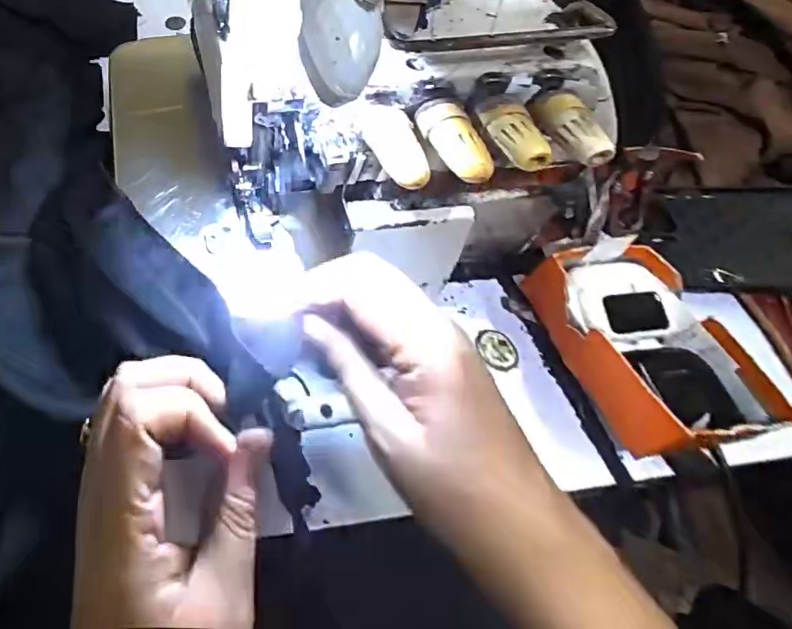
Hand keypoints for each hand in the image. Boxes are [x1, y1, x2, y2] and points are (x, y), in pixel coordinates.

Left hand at [72, 357, 272, 628]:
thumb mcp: (222, 594)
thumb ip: (239, 509)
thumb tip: (259, 435)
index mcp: (119, 515)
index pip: (134, 414)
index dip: (189, 411)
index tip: (228, 452)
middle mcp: (96, 489)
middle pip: (122, 387)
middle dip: (183, 379)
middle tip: (225, 414)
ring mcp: (95, 488)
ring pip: (117, 396)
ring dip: (172, 388)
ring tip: (214, 419)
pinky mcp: (105, 494)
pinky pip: (122, 422)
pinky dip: (162, 408)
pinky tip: (193, 438)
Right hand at [298, 255, 561, 546]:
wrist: (518, 519)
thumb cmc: (451, 490)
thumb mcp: (388, 434)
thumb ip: (347, 368)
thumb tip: (306, 324)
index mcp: (426, 339)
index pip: (358, 284)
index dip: (311, 290)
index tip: (273, 313)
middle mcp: (437, 320)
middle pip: (371, 272)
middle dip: (323, 284)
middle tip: (283, 316)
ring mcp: (444, 331)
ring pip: (383, 286)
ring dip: (340, 296)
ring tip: (301, 326)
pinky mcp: (444, 346)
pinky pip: (395, 311)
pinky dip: (361, 314)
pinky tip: (337, 338)